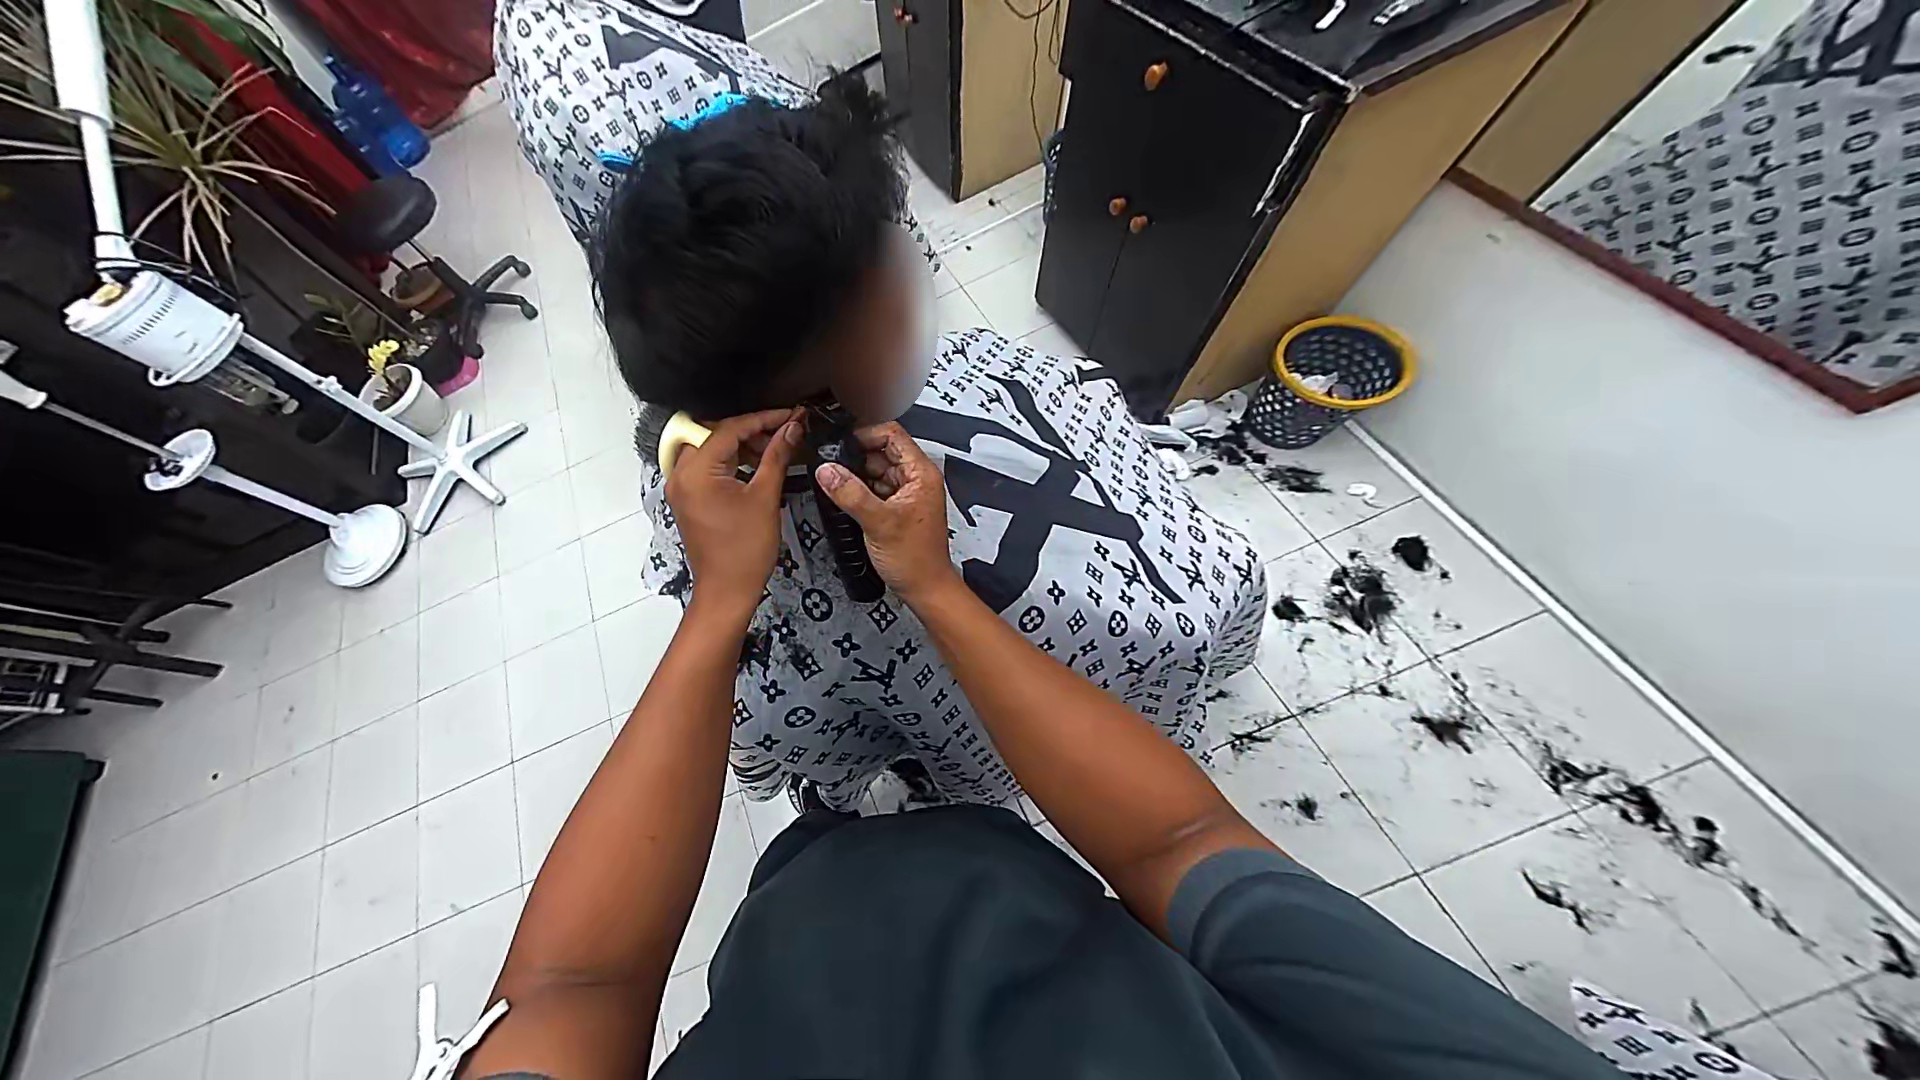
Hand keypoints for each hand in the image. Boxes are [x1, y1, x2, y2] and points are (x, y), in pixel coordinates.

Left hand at [665, 408, 803, 620]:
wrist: (727, 590)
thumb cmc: (744, 552)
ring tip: (772, 450)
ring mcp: (683, 487)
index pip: (730, 428)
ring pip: (710, 447)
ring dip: (741, 444)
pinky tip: (757, 466)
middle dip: (750, 429)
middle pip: (714, 432)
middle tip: (782, 432)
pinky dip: (731, 461)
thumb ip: (777, 455)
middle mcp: (681, 475)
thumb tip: (791, 429)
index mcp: (696, 472)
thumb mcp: (766, 497)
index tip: (790, 416)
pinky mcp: (690, 498)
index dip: (764, 419)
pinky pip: (707, 467)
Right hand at [813, 422, 957, 602]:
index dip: (865, 435)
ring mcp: (906, 493)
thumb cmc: (917, 559)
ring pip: (875, 470)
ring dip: (856, 476)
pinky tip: (848, 501)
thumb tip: (827, 471)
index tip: (842, 445)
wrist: (925, 587)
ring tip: (840, 488)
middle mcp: (916, 479)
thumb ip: (850, 494)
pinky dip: (860, 492)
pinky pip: (874, 488)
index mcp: (921, 473)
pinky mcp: (896, 508)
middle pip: (880, 451)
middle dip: (856, 459)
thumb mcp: (879, 522)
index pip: (892, 434)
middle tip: (834, 469)